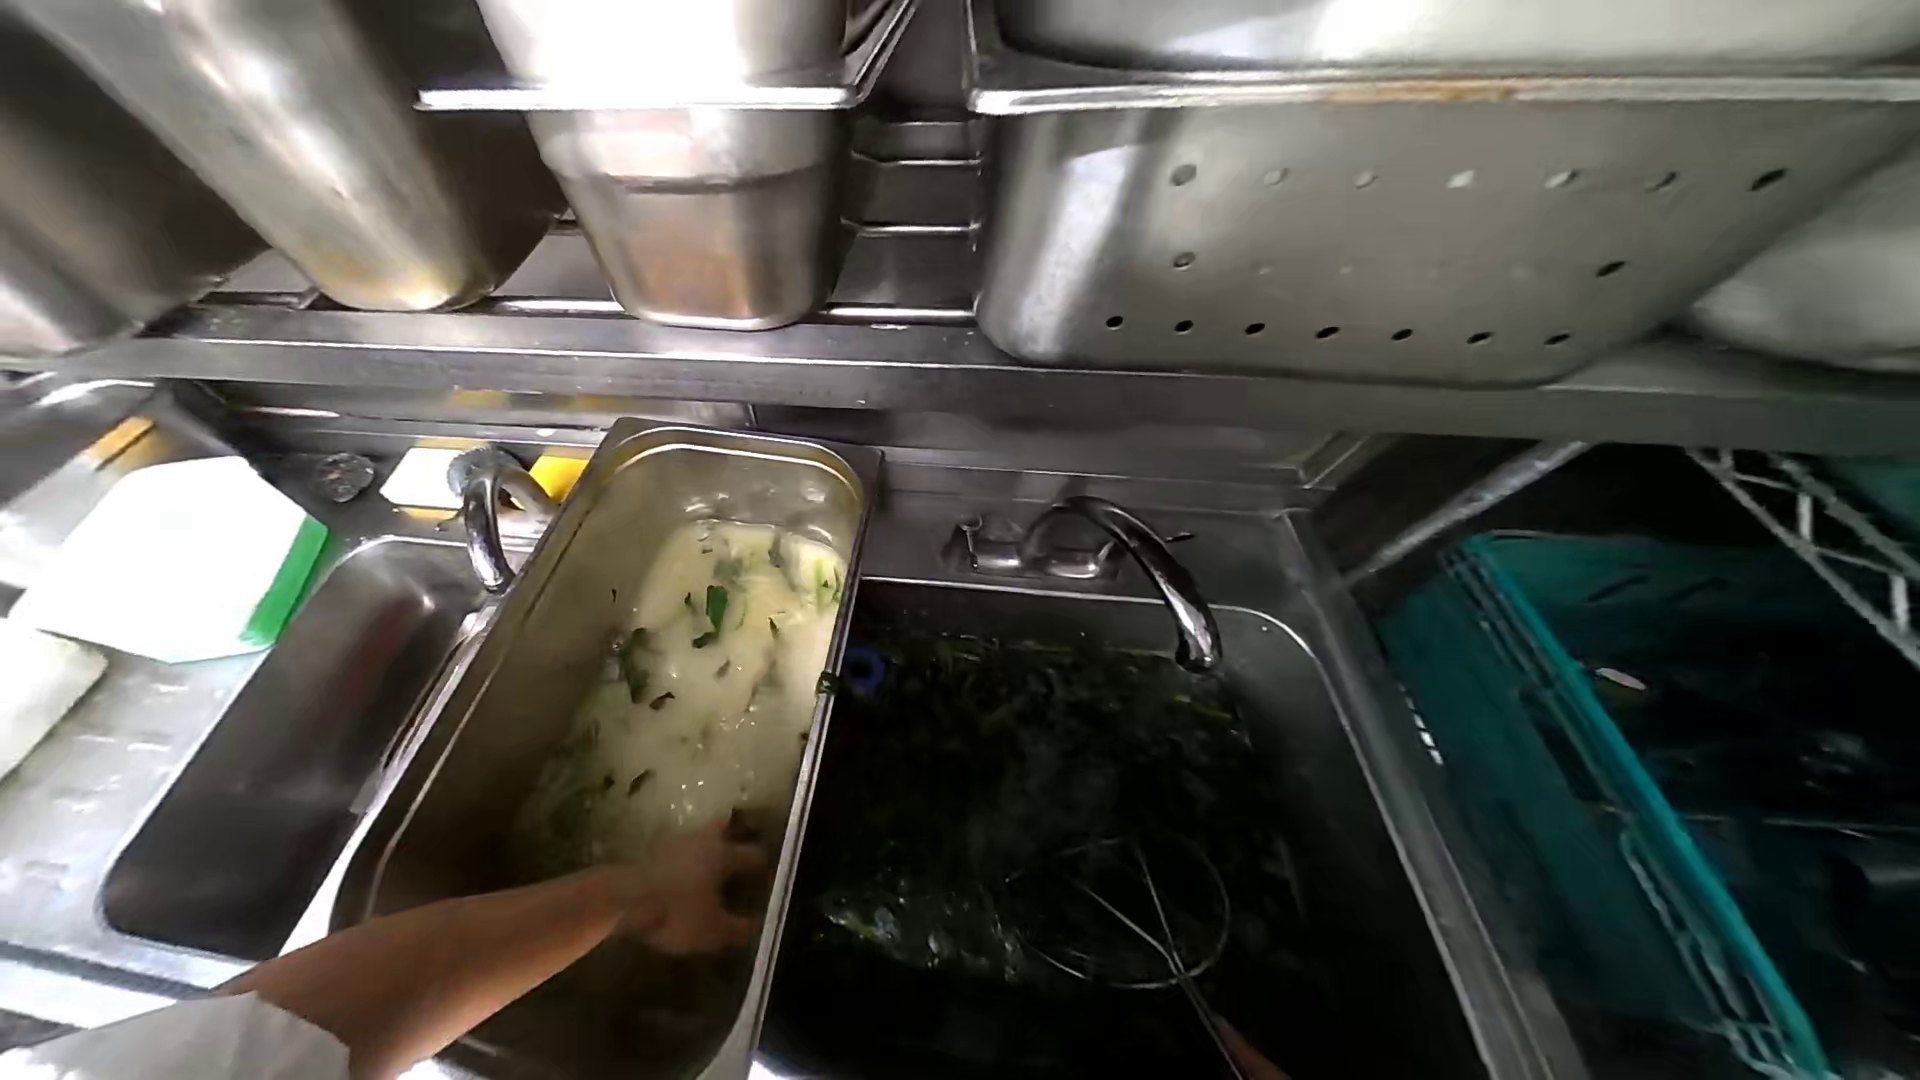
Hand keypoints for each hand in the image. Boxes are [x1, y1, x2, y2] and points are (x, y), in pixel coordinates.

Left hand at [598, 821, 769, 954]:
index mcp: (724, 856)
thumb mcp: (712, 930)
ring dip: (704, 843)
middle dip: (733, 833)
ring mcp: (675, 844)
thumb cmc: (677, 912)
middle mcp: (704, 842)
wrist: (624, 901)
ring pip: (697, 836)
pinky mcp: (651, 852)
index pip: (753, 855)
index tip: (769, 872)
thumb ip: (738, 929)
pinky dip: (681, 856)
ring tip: (707, 857)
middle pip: (724, 827)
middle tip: (738, 841)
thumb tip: (759, 927)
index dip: (763, 863)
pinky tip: (678, 870)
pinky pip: (675, 850)